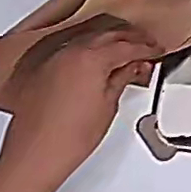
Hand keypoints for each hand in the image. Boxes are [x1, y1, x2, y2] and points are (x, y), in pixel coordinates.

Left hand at [0, 17, 158, 191]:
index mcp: (91, 58)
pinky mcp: (45, 69)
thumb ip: (122, 78)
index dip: (146, 48)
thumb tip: (132, 66)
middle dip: (130, 39)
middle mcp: (71, 52)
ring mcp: (55, 59)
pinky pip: (74, 49)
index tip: (156, 50)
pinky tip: (100, 61)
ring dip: (110, 42)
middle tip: (146, 46)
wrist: (34, 157)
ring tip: (126, 53)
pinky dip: (91, 50)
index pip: (127, 45)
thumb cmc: (67, 139)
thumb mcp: (108, 106)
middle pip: (108, 35)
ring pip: (90, 38)